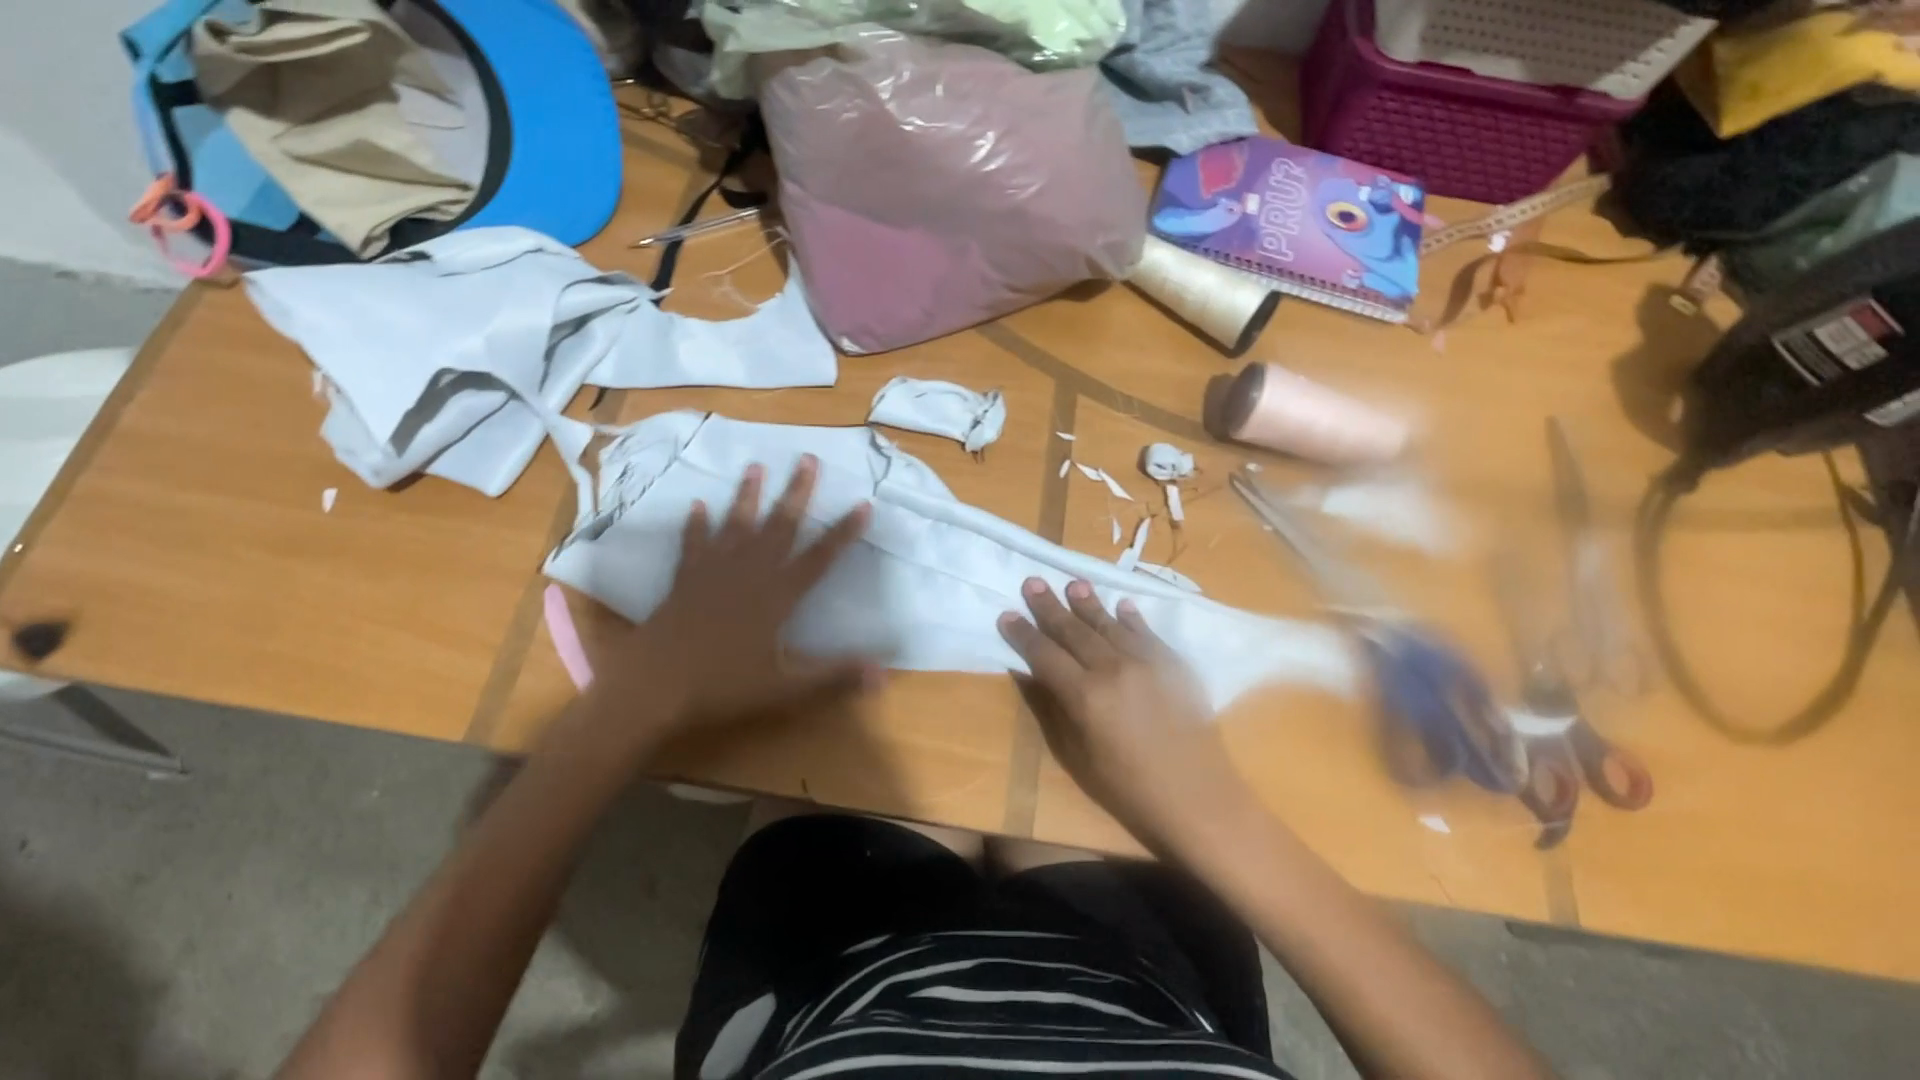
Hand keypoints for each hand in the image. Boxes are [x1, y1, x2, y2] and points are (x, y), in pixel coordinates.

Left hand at [581, 455, 878, 749]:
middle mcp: (748, 575)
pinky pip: (693, 544)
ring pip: (736, 526)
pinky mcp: (684, 580)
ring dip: (748, 496)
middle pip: (778, 528)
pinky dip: (697, 525)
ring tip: (756, 466)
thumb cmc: (722, 687)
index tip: (862, 504)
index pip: (818, 559)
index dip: (842, 533)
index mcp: (776, 598)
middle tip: (808, 459)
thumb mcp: (785, 687)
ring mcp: (712, 573)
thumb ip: (833, 675)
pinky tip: (699, 506)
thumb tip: (883, 673)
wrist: (653, 686)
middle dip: (796, 493)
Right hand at [998, 578, 1251, 852]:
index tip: (1006, 614)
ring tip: (1072, 583)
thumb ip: (1054, 710)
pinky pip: (1147, 633)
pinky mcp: (1174, 665)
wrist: (1197, 797)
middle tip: (1032, 582)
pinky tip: (1121, 607)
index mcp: (1084, 695)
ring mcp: (1147, 662)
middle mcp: (1113, 668)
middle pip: (1074, 631)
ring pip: (1110, 624)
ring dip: (1088, 603)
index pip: (1044, 654)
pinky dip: (1131, 618)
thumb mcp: (1077, 756)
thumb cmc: (1128, 788)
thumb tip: (1032, 674)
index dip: (1023, 634)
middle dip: (1049, 607)